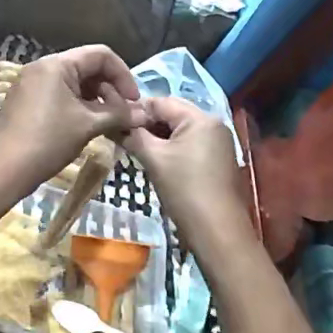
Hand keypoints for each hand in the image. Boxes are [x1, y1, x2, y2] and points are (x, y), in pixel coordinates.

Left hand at [0, 45, 145, 190]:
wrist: (3, 169)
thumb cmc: (47, 140)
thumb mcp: (87, 125)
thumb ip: (118, 114)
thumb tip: (144, 114)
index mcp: (56, 64)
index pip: (101, 55)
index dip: (123, 76)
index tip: (134, 102)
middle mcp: (42, 67)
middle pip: (87, 67)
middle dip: (110, 89)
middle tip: (124, 116)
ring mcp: (31, 84)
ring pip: (74, 83)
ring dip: (96, 100)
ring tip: (109, 124)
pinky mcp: (26, 101)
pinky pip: (59, 95)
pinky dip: (78, 106)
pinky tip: (88, 127)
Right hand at [122, 96, 253, 253]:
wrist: (217, 231)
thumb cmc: (184, 189)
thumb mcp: (154, 159)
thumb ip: (133, 135)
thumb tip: (115, 124)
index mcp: (200, 118)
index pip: (160, 102)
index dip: (135, 110)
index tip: (114, 122)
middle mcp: (213, 123)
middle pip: (172, 113)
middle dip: (146, 123)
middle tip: (122, 136)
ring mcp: (218, 142)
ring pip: (180, 129)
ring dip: (157, 136)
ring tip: (135, 148)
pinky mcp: (218, 158)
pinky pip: (190, 143)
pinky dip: (171, 147)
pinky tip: (156, 160)